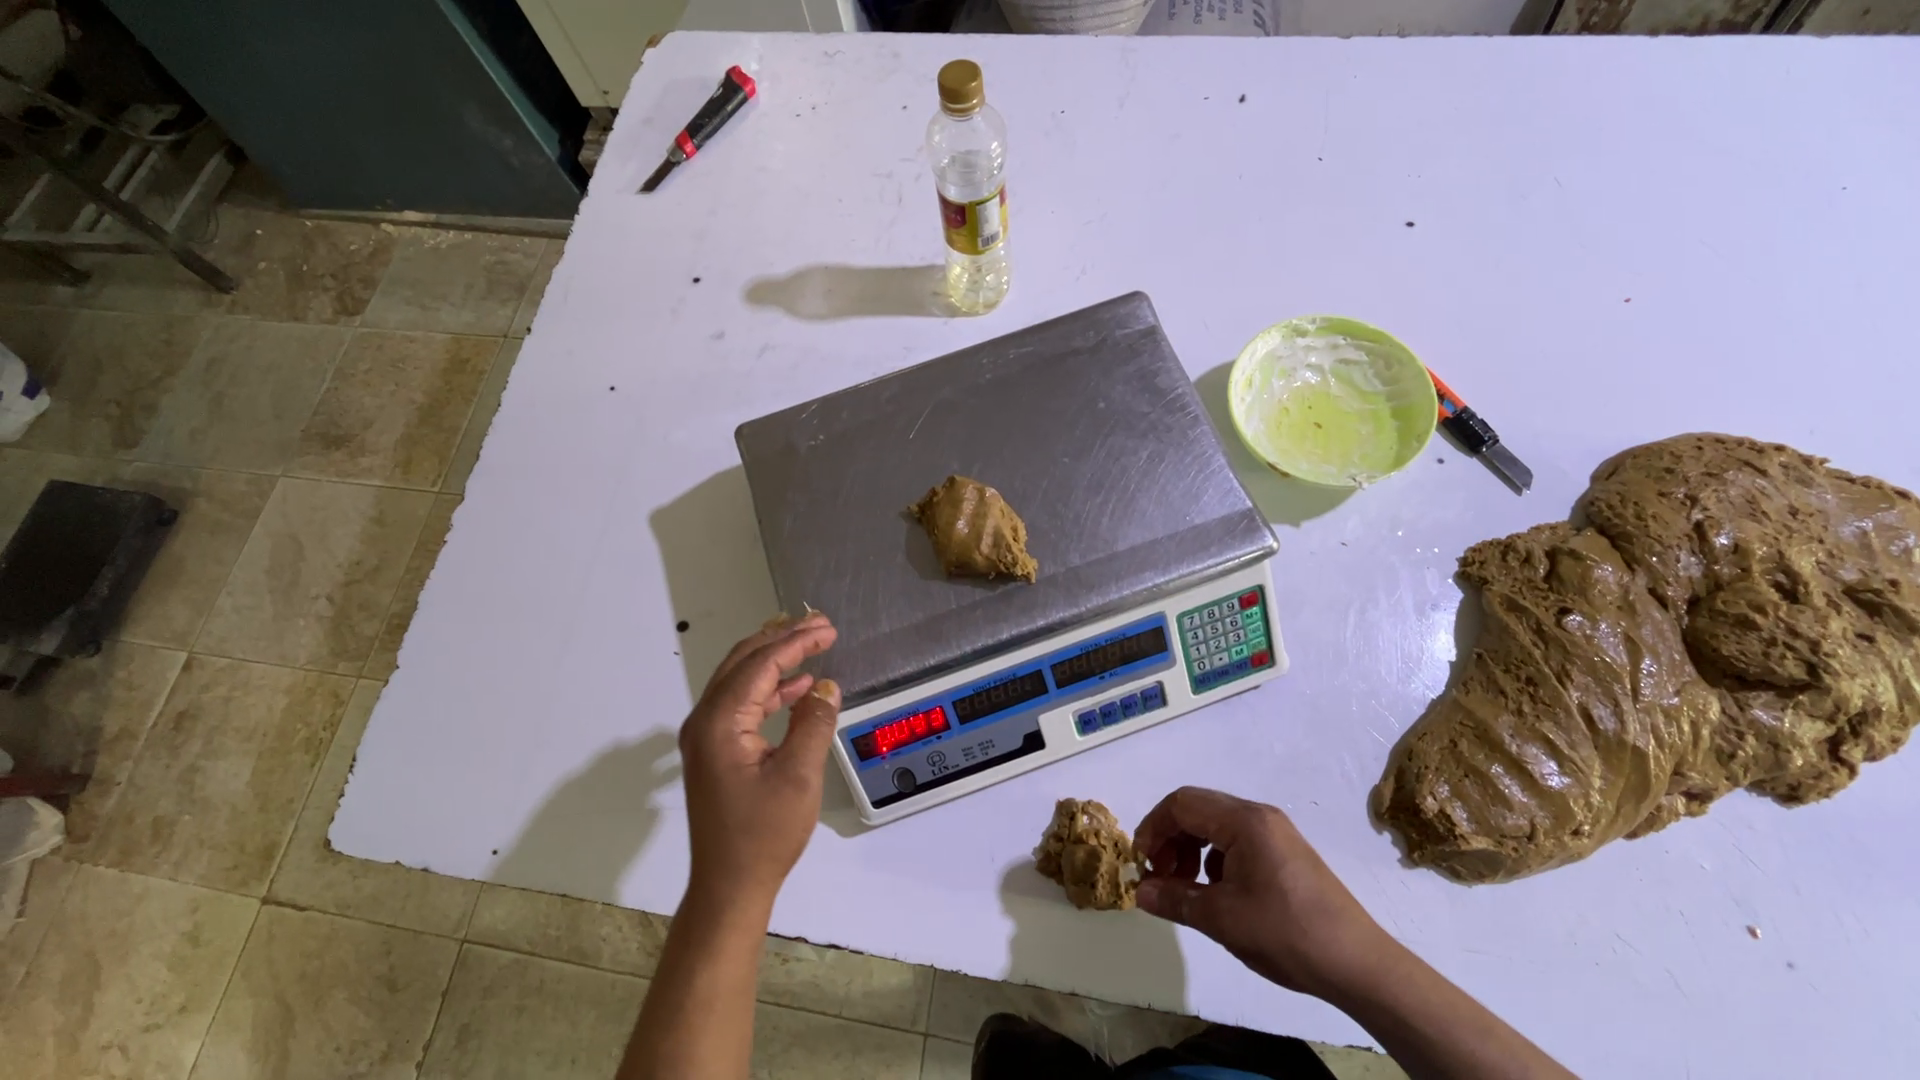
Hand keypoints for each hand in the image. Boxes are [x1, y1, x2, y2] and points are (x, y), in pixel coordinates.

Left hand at [679, 612, 840, 907]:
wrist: (730, 885)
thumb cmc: (764, 834)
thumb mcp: (798, 775)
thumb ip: (813, 722)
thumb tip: (826, 685)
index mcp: (720, 722)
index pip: (760, 665)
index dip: (796, 642)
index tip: (827, 629)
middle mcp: (706, 722)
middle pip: (743, 663)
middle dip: (781, 640)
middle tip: (819, 625)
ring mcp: (707, 737)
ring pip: (740, 681)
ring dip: (775, 661)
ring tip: (811, 645)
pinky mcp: (716, 752)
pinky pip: (742, 704)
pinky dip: (770, 689)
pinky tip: (797, 688)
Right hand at [1134, 787, 1395, 1000]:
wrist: (1356, 963)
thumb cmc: (1285, 932)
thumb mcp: (1221, 918)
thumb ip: (1175, 899)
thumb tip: (1141, 891)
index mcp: (1244, 821)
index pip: (1181, 804)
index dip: (1153, 828)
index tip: (1141, 863)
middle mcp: (1260, 817)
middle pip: (1198, 810)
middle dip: (1170, 838)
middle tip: (1159, 876)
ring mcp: (1276, 834)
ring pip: (1216, 826)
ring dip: (1190, 849)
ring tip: (1184, 887)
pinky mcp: (1285, 854)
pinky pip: (1237, 842)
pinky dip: (1214, 860)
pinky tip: (1216, 893)